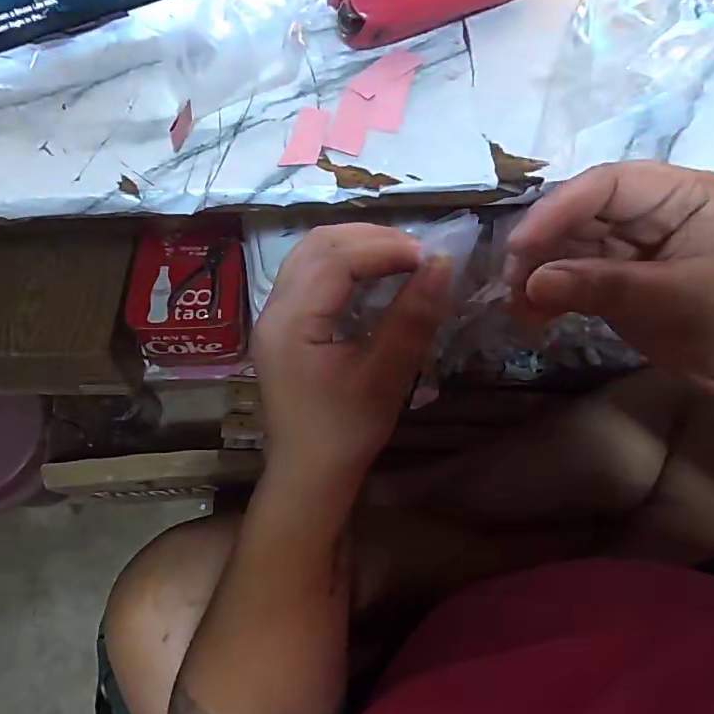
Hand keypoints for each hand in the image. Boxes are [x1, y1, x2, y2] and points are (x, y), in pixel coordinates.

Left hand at [253, 224, 452, 482]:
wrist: (308, 473)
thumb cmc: (345, 432)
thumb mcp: (385, 376)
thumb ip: (411, 317)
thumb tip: (442, 263)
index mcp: (290, 322)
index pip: (334, 259)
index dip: (384, 248)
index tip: (430, 256)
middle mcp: (273, 310)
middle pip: (316, 245)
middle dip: (369, 239)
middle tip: (417, 254)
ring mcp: (272, 316)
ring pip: (309, 255)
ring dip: (354, 248)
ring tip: (400, 259)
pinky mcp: (281, 325)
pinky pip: (307, 275)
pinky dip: (341, 265)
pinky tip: (372, 277)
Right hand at [505, 162, 713, 395]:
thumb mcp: (680, 299)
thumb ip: (601, 285)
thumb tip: (530, 282)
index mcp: (685, 196)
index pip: (608, 185)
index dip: (558, 209)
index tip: (518, 246)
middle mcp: (656, 217)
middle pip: (582, 216)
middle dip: (542, 247)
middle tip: (510, 284)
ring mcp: (639, 253)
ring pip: (572, 250)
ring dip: (540, 275)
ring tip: (518, 308)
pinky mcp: (627, 287)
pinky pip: (578, 282)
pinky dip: (552, 297)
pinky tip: (534, 316)